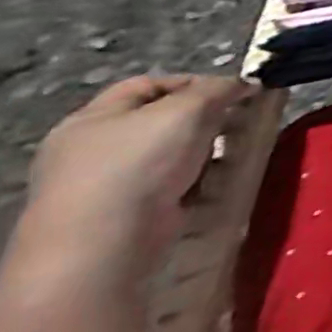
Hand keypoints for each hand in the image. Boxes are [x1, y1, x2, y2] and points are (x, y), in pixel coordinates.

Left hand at [21, 75, 255, 273]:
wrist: (101, 249)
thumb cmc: (138, 164)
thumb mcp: (187, 108)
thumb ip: (218, 88)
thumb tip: (241, 85)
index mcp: (91, 120)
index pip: (148, 84)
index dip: (193, 82)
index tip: (231, 93)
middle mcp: (90, 152)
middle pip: (162, 122)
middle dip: (205, 122)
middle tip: (238, 125)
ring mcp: (103, 189)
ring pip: (170, 157)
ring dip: (205, 156)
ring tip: (232, 159)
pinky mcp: (121, 220)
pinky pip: (169, 191)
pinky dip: (194, 187)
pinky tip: (214, 188)